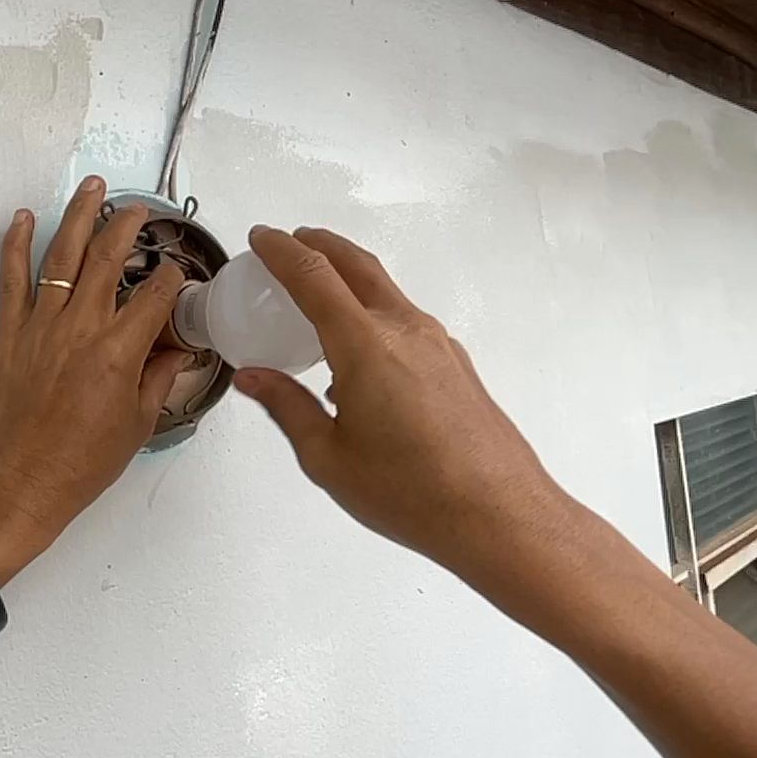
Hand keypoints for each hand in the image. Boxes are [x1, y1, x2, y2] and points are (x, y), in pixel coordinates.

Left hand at [0, 177, 190, 579]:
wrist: (24, 483)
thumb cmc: (82, 463)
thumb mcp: (138, 425)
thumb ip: (158, 379)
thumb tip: (175, 352)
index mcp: (119, 353)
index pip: (155, 296)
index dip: (172, 279)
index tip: (176, 272)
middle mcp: (81, 329)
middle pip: (109, 259)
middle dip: (127, 225)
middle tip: (138, 207)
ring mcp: (41, 327)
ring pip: (63, 258)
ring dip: (79, 217)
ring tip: (91, 188)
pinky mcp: (10, 335)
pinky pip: (11, 281)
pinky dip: (16, 246)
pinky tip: (23, 219)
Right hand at [231, 226, 572, 581]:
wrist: (502, 519)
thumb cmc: (414, 494)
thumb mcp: (327, 456)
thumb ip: (286, 406)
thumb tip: (253, 378)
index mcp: (365, 347)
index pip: (313, 277)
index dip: (281, 251)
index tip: (261, 238)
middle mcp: (404, 332)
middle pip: (356, 264)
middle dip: (318, 245)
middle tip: (289, 241)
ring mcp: (436, 344)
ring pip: (383, 289)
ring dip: (346, 276)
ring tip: (316, 292)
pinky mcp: (453, 362)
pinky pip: (403, 319)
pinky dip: (371, 311)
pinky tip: (356, 351)